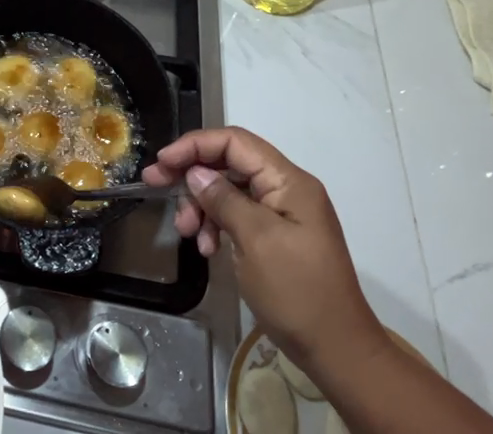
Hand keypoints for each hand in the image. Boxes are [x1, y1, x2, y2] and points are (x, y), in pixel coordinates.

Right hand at [143, 127, 385, 362]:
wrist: (337, 350)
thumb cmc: (298, 292)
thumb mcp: (256, 241)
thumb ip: (224, 200)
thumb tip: (196, 173)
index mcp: (288, 182)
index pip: (235, 142)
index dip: (195, 145)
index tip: (162, 161)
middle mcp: (286, 189)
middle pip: (229, 164)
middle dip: (192, 174)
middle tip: (156, 185)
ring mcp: (281, 214)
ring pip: (228, 191)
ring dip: (202, 206)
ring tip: (187, 233)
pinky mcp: (274, 237)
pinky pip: (237, 216)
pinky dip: (216, 226)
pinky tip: (207, 248)